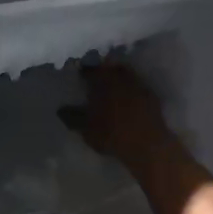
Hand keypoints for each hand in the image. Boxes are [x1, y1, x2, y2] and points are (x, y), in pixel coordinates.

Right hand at [59, 63, 193, 178]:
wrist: (147, 145)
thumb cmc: (111, 134)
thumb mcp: (85, 129)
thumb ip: (72, 118)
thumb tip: (60, 110)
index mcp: (103, 83)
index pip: (92, 70)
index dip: (85, 71)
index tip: (80, 74)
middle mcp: (122, 79)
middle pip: (112, 68)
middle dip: (104, 70)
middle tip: (97, 77)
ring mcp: (139, 87)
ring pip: (127, 75)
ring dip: (119, 78)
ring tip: (112, 87)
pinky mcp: (152, 98)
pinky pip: (138, 87)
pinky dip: (131, 89)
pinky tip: (128, 98)